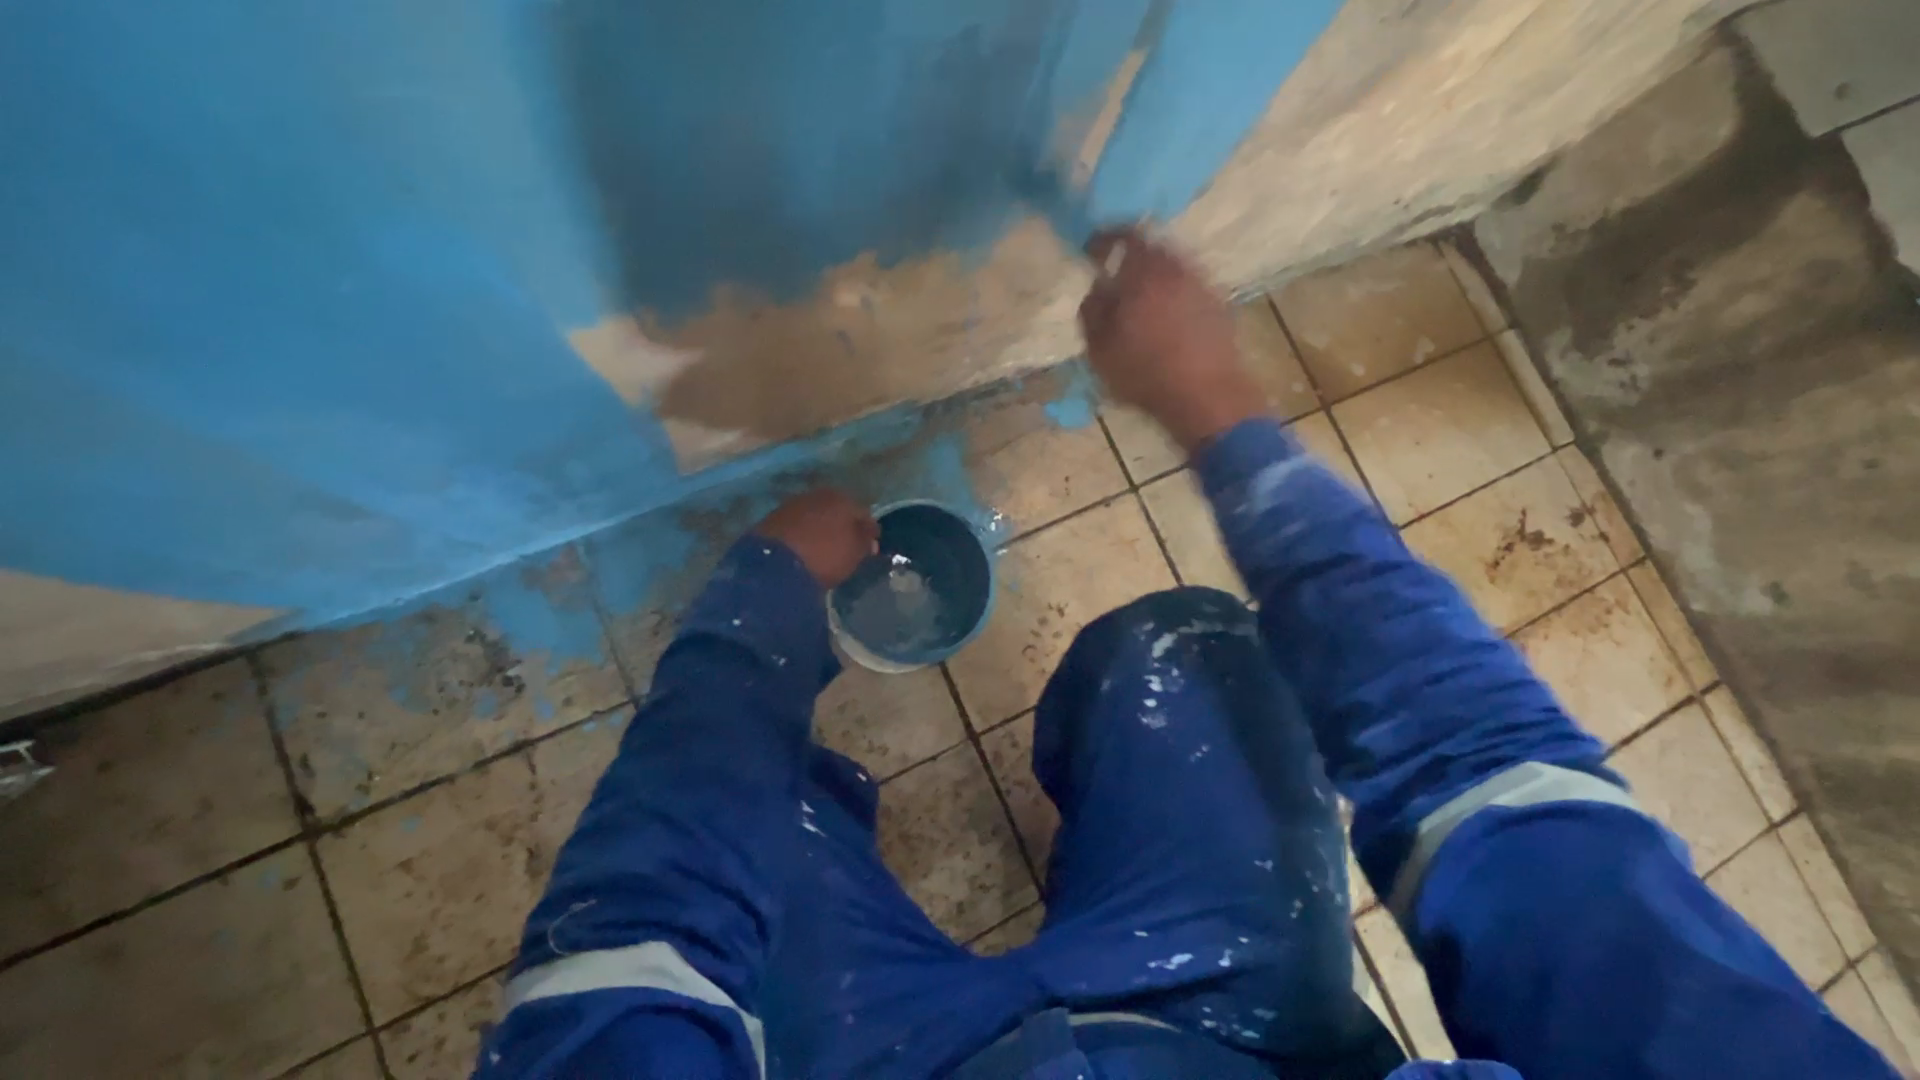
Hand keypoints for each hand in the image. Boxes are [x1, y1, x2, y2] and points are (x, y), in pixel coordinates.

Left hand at [753, 489, 879, 589]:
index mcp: (843, 498)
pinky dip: (803, 534)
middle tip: (848, 545)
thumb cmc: (825, 556)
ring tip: (824, 548)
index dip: (869, 530)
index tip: (871, 545)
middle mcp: (818, 495)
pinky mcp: (772, 519)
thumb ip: (866, 542)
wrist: (774, 565)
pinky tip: (804, 548)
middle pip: (837, 511)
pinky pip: (797, 526)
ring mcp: (792, 505)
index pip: (863, 513)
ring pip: (815, 516)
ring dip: (821, 528)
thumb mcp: (855, 553)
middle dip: (843, 526)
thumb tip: (869, 538)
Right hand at [1079, 228, 1264, 451]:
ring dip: (1156, 278)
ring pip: (1173, 269)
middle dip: (1132, 258)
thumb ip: (1092, 311)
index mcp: (1144, 272)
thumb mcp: (1100, 349)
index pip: (1122, 236)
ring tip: (1141, 301)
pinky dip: (1175, 295)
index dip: (1103, 240)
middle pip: (1152, 249)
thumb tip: (1097, 288)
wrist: (1207, 397)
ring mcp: (1203, 286)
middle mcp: (1177, 268)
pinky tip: (1167, 320)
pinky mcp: (1220, 307)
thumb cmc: (1145, 373)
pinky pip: (1190, 289)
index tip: (1091, 251)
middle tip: (1116, 275)